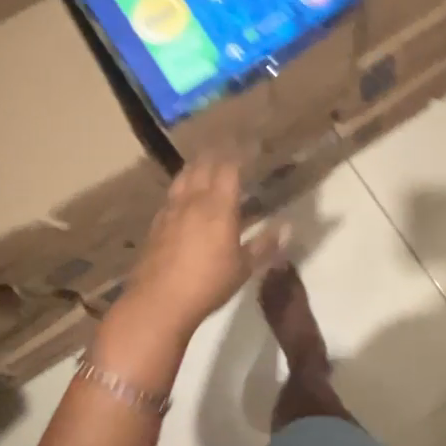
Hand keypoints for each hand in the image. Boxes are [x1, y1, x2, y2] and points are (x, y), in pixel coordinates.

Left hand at [122, 156, 284, 333]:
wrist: (159, 301)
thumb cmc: (208, 284)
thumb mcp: (243, 267)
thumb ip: (265, 244)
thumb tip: (289, 226)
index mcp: (218, 207)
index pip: (229, 168)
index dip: (239, 153)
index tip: (249, 144)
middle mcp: (193, 201)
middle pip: (203, 166)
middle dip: (216, 152)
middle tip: (226, 144)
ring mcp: (171, 211)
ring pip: (183, 177)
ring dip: (196, 165)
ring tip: (203, 160)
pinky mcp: (156, 224)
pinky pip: (171, 196)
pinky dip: (181, 187)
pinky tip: (183, 195)